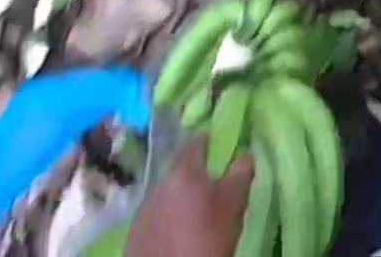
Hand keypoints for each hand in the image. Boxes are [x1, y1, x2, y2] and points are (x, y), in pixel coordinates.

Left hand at [124, 140, 252, 256]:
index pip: (197, 141)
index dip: (211, 143)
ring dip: (179, 193)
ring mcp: (144, 207)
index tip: (222, 152)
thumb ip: (241, 172)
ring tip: (194, 211)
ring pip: (167, 189)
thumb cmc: (206, 239)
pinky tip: (176, 229)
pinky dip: (167, 214)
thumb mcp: (234, 204)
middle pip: (180, 165)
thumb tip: (245, 153)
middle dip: (195, 170)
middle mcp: (160, 181)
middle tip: (211, 184)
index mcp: (183, 169)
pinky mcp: (135, 232)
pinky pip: (155, 212)